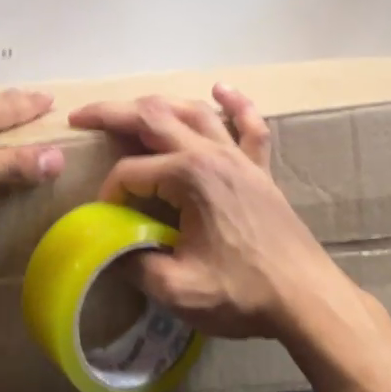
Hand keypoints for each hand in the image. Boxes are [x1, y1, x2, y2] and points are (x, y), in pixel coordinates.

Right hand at [70, 85, 369, 340]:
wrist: (309, 301)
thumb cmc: (243, 294)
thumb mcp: (177, 289)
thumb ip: (134, 263)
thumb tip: (108, 248)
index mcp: (189, 177)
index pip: (131, 171)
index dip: (109, 192)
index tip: (105, 219)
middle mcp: (212, 154)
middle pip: (154, 118)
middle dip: (112, 114)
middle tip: (81, 115)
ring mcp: (240, 158)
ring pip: (194, 112)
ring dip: (159, 105)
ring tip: (131, 109)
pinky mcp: (261, 170)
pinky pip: (250, 126)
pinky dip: (236, 104)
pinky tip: (222, 90)